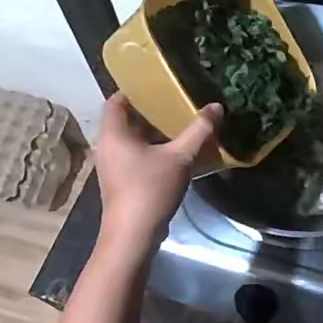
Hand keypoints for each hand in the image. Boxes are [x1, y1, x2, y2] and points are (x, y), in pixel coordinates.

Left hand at [95, 93, 221, 244]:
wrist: (133, 235)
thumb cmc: (150, 189)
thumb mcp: (179, 158)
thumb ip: (198, 131)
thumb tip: (216, 107)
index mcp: (113, 133)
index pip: (116, 100)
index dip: (135, 90)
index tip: (159, 87)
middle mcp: (107, 146)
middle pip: (125, 120)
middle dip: (150, 112)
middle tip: (176, 105)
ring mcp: (111, 166)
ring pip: (130, 141)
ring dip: (152, 134)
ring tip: (179, 126)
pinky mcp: (119, 182)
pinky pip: (133, 157)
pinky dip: (150, 151)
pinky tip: (173, 154)